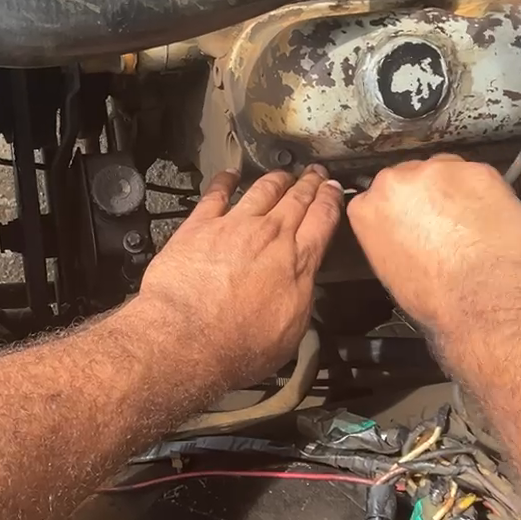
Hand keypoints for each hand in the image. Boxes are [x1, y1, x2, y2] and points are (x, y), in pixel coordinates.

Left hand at [131, 167, 343, 389]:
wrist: (186, 337)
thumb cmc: (237, 345)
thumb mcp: (290, 331)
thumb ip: (300, 298)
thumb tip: (301, 288)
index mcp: (297, 262)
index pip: (323, 220)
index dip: (331, 199)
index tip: (334, 189)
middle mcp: (269, 236)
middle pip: (296, 199)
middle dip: (309, 183)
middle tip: (315, 174)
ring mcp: (233, 226)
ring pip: (261, 191)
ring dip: (275, 179)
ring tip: (282, 175)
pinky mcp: (199, 226)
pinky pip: (215, 194)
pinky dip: (225, 180)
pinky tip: (229, 175)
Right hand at [347, 155, 520, 331]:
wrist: (480, 294)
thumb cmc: (435, 292)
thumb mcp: (386, 267)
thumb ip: (385, 234)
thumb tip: (400, 230)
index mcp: (367, 207)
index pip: (377, 195)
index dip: (399, 208)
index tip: (411, 218)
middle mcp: (394, 183)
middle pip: (409, 175)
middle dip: (424, 194)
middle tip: (441, 221)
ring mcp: (435, 172)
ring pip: (444, 170)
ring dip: (453, 189)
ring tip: (467, 222)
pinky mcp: (474, 171)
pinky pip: (477, 175)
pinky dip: (483, 192)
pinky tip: (486, 218)